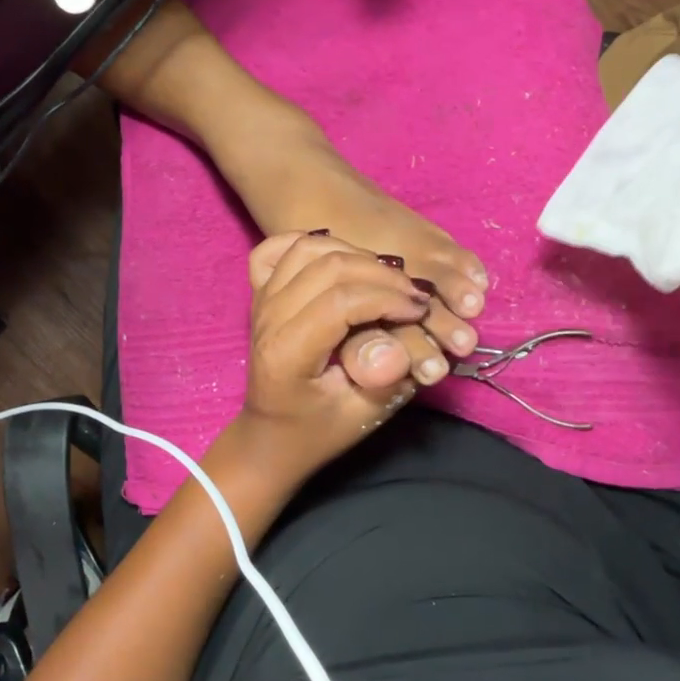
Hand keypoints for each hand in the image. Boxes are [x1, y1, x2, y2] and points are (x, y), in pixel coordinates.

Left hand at [231, 232, 431, 484]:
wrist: (269, 438)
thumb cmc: (317, 431)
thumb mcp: (362, 415)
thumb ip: (387, 375)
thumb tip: (410, 333)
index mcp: (288, 352)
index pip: (340, 301)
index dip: (387, 298)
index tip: (420, 310)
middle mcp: (268, 317)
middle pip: (327, 265)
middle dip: (380, 273)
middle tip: (413, 294)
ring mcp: (260, 299)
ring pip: (306, 248)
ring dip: (353, 253)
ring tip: (385, 277)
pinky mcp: (259, 291)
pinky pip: (276, 248)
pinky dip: (309, 242)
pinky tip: (338, 255)